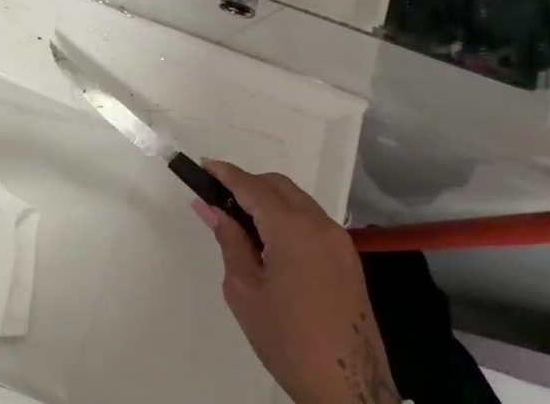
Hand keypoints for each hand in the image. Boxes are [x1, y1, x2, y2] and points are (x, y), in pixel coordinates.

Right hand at [196, 161, 399, 403]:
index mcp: (293, 230)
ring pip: (298, 202)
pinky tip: (269, 241)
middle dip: (247, 184)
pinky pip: (312, 222)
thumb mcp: (245, 290)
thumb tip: (212, 208)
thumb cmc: (287, 339)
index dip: (225, 173)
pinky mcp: (349, 261)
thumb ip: (230, 241)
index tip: (200, 166)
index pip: (252, 187)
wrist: (348, 387)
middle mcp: (321, 227)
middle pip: (279, 186)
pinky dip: (287, 218)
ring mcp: (340, 244)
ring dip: (268, 200)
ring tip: (240, 222)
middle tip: (217, 198)